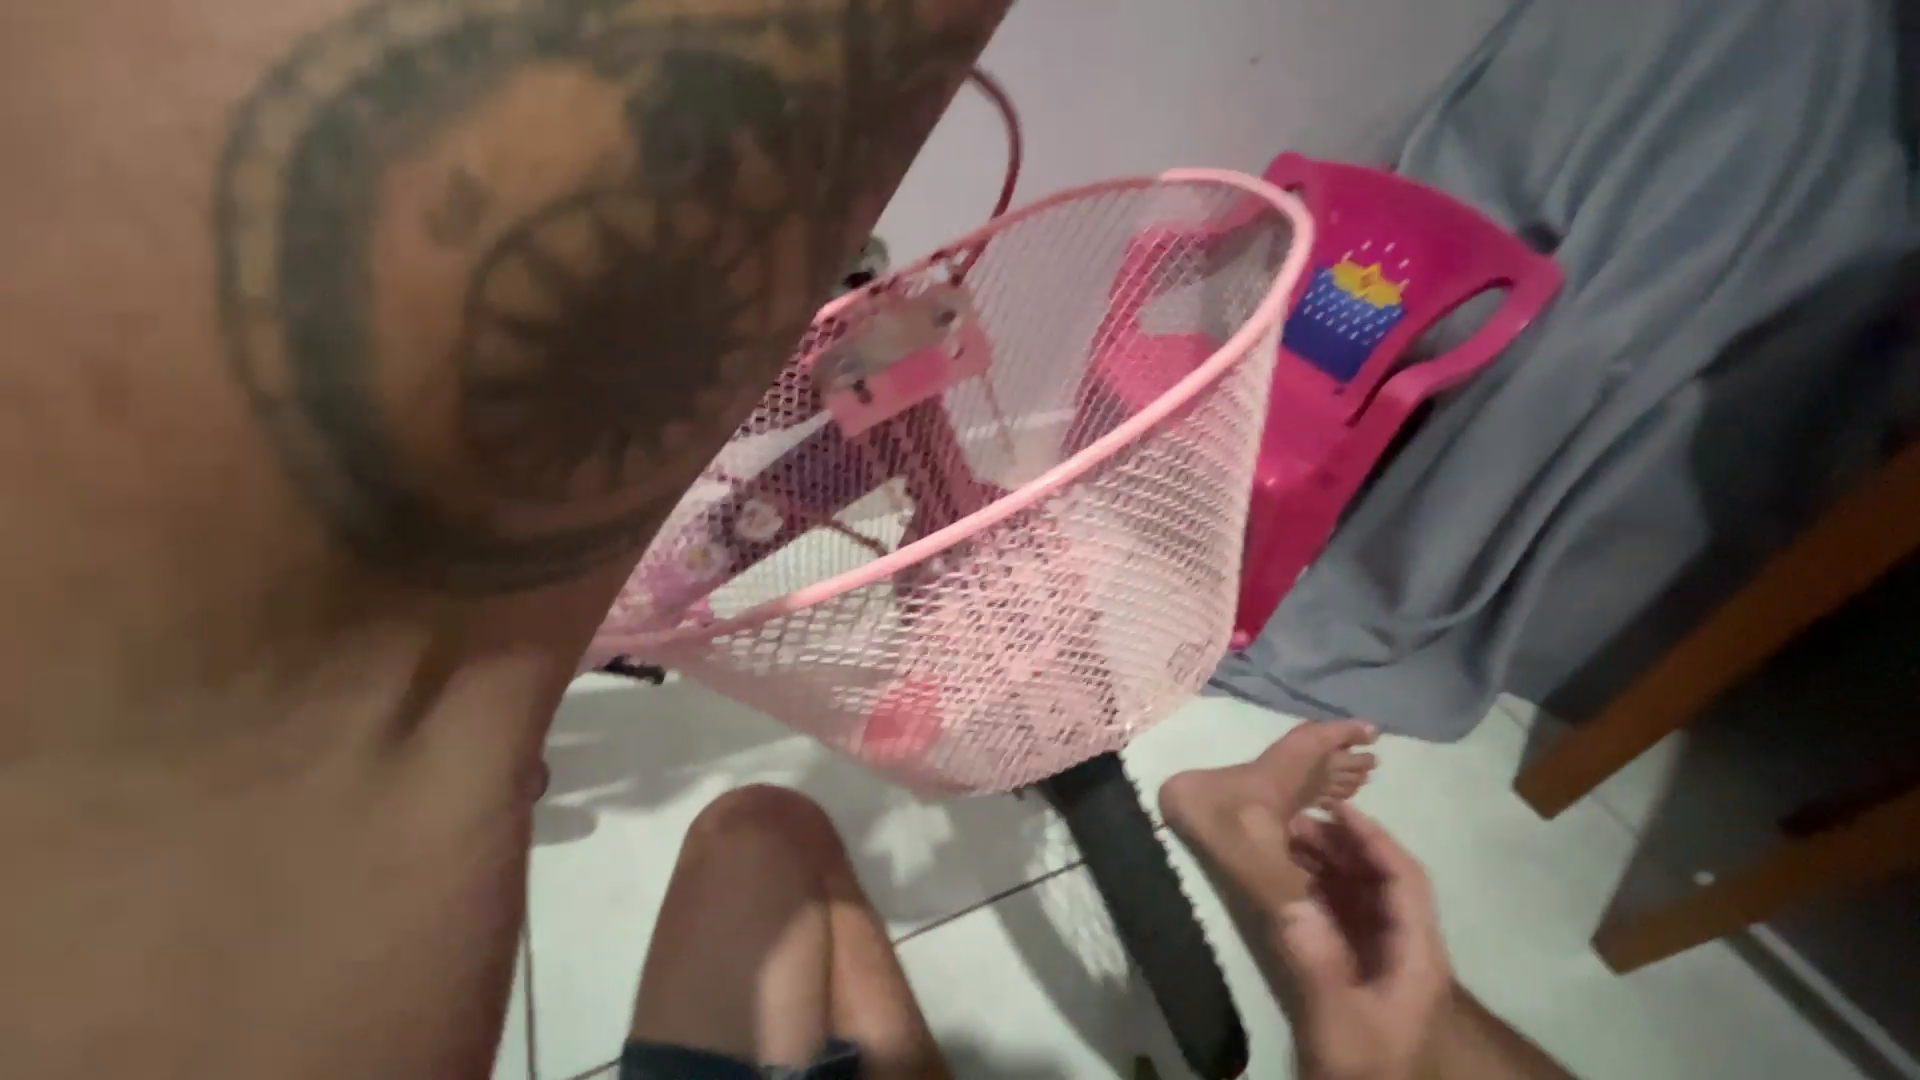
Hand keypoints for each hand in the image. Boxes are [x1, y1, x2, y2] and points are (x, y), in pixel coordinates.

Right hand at [1279, 805, 1452, 1079]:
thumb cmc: (1358, 1070)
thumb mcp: (1337, 1026)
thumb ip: (1317, 966)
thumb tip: (1290, 903)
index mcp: (1416, 958)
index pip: (1405, 881)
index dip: (1375, 840)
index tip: (1336, 809)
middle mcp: (1406, 949)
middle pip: (1384, 880)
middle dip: (1344, 845)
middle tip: (1296, 821)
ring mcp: (1383, 958)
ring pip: (1363, 893)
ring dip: (1330, 861)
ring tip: (1289, 839)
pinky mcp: (1360, 966)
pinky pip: (1345, 912)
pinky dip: (1320, 886)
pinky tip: (1292, 876)